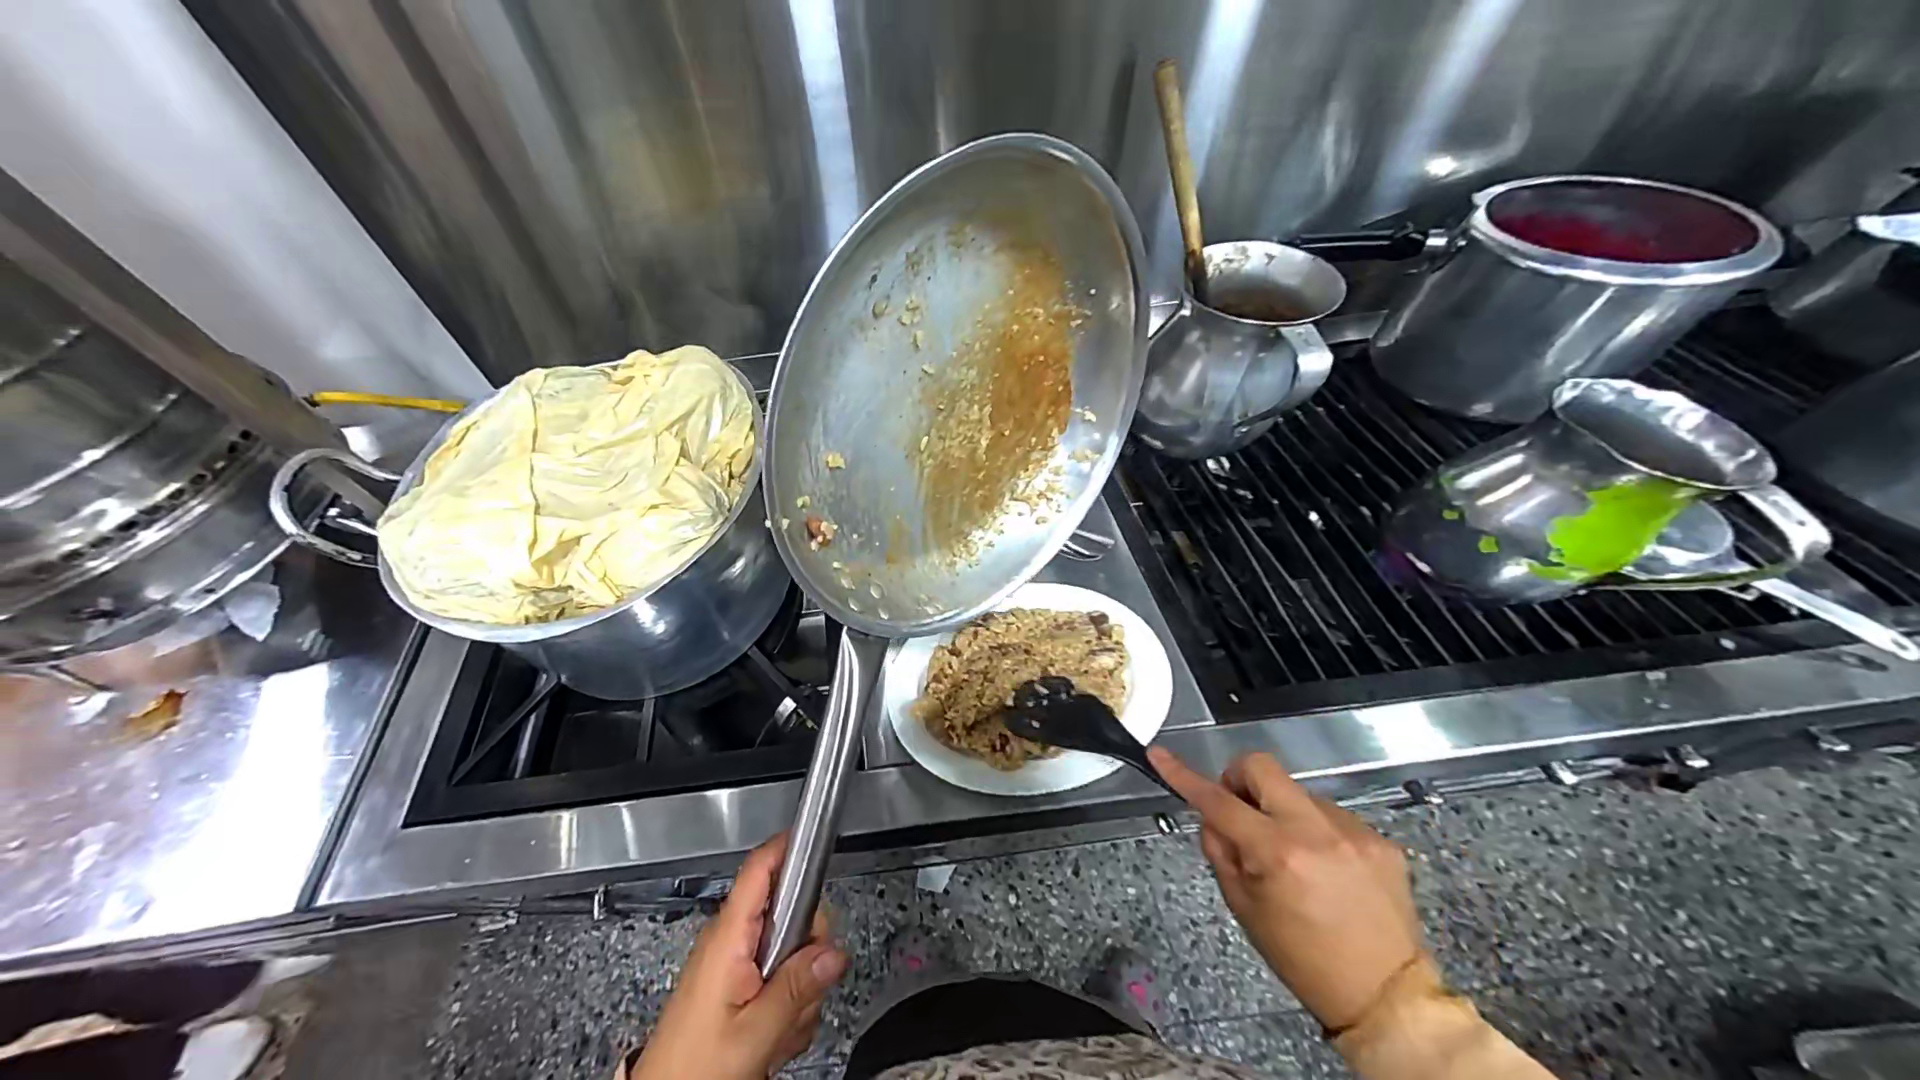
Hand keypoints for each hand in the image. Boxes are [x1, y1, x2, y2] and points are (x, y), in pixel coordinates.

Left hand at [629, 833, 847, 1078]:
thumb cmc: (692, 1072)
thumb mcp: (753, 1035)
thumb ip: (797, 989)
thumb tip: (834, 952)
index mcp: (729, 937)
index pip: (759, 869)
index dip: (787, 846)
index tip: (818, 839)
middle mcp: (731, 939)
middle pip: (793, 911)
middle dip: (810, 949)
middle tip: (803, 989)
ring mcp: (736, 959)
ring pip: (794, 947)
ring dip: (800, 986)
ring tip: (780, 1025)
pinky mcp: (740, 980)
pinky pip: (783, 973)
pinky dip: (790, 1002)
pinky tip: (776, 1031)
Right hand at [1149, 747, 1424, 1031]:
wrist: (1385, 995)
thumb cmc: (1302, 958)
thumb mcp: (1243, 907)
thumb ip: (1221, 850)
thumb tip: (1213, 817)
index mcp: (1277, 853)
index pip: (1217, 801)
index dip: (1183, 775)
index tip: (1161, 755)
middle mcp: (1317, 832)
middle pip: (1262, 766)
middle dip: (1239, 778)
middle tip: (1239, 809)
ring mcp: (1353, 832)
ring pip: (1297, 792)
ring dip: (1282, 811)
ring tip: (1292, 856)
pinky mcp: (1380, 839)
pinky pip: (1332, 816)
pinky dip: (1316, 831)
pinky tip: (1326, 867)